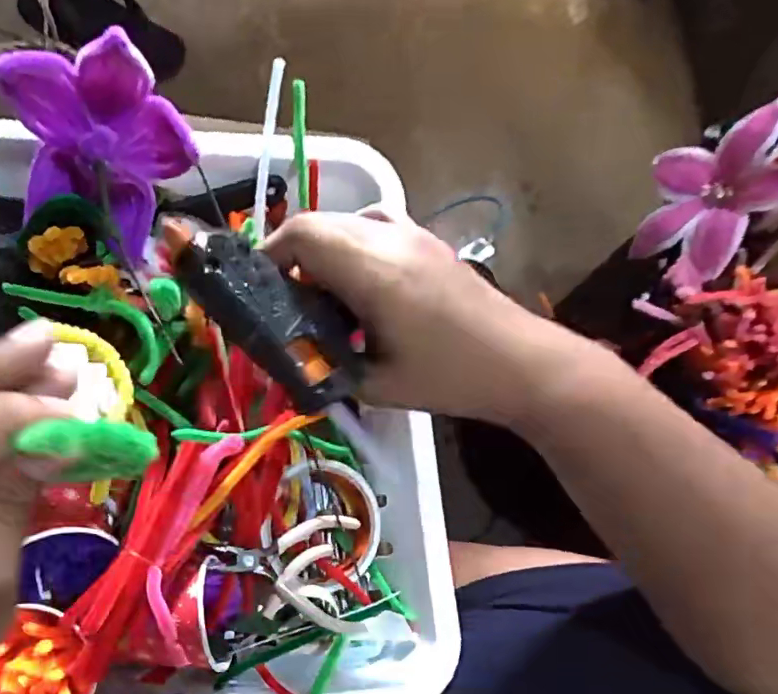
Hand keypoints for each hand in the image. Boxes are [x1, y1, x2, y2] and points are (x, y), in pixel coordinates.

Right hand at [261, 209, 608, 424]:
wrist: (518, 362)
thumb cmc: (447, 377)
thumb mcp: (374, 384)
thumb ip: (326, 366)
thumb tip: (295, 359)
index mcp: (372, 269)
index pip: (301, 235)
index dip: (268, 256)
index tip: (258, 293)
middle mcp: (389, 236)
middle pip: (318, 224)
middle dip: (290, 258)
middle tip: (285, 305)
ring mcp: (411, 232)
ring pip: (344, 224)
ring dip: (321, 255)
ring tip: (320, 302)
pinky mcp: (426, 240)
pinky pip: (371, 230)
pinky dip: (349, 253)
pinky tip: (357, 296)